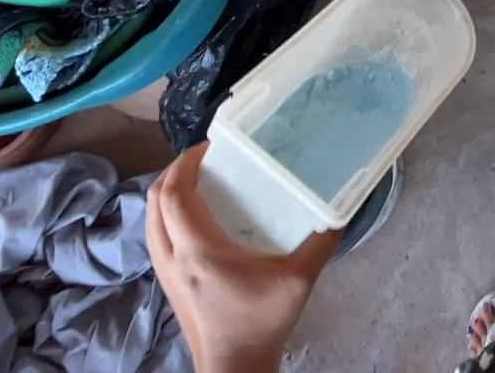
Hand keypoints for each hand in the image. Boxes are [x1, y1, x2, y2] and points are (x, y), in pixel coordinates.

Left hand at [147, 142, 342, 372]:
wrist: (234, 370)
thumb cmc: (261, 321)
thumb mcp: (300, 278)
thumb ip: (323, 238)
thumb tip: (343, 206)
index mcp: (199, 250)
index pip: (174, 195)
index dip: (186, 163)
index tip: (213, 144)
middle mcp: (174, 257)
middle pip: (155, 202)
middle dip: (175, 171)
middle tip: (208, 155)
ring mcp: (166, 273)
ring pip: (151, 220)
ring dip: (169, 193)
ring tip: (201, 177)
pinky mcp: (169, 284)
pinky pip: (157, 236)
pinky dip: (169, 214)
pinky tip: (198, 213)